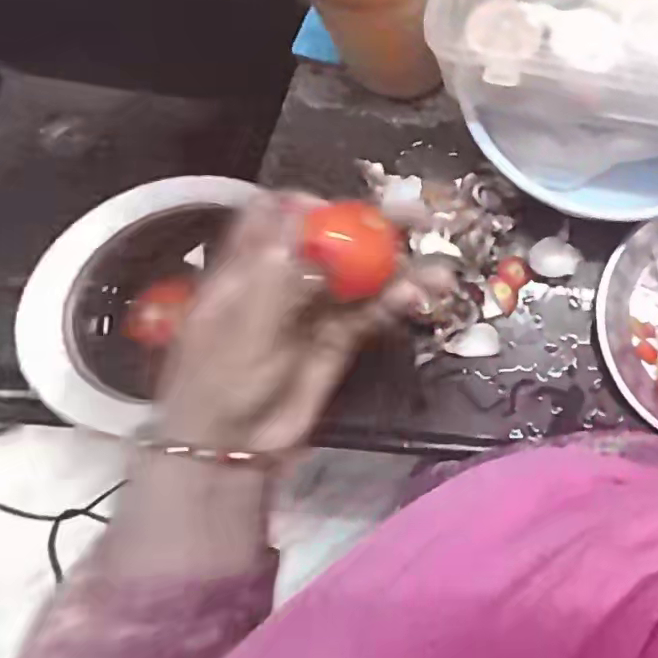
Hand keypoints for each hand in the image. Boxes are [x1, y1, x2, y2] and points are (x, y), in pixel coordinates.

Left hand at [153, 192, 449, 452]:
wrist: (232, 451)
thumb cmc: (219, 383)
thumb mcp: (243, 325)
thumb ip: (280, 271)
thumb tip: (307, 212)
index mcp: (250, 268)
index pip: (277, 216)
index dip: (310, 206)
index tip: (341, 210)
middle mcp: (288, 280)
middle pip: (335, 239)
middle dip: (377, 227)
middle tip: (418, 219)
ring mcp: (317, 308)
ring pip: (364, 275)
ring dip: (402, 269)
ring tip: (438, 273)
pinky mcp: (340, 336)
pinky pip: (373, 310)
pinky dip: (397, 301)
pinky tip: (417, 298)